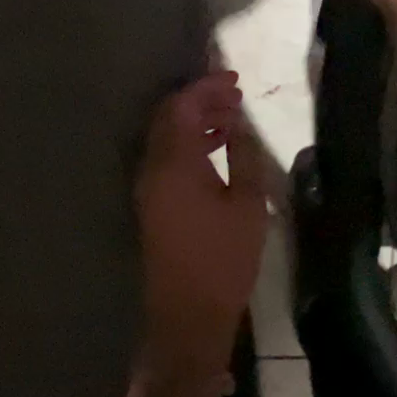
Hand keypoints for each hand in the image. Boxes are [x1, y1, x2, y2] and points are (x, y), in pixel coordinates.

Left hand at [135, 71, 270, 360]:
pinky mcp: (151, 202)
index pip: (183, 106)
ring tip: (232, 117)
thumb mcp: (248, 204)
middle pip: (170, 117)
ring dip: (195, 121)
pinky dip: (189, 142)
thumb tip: (237, 123)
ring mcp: (148, 186)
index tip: (235, 80)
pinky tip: (217, 147)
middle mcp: (153, 167)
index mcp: (174, 163)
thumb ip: (244, 154)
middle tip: (235, 94)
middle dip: (201, 99)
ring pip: (167, 136)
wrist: (189, 316)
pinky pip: (166, 156)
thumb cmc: (224, 259)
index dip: (207, 87)